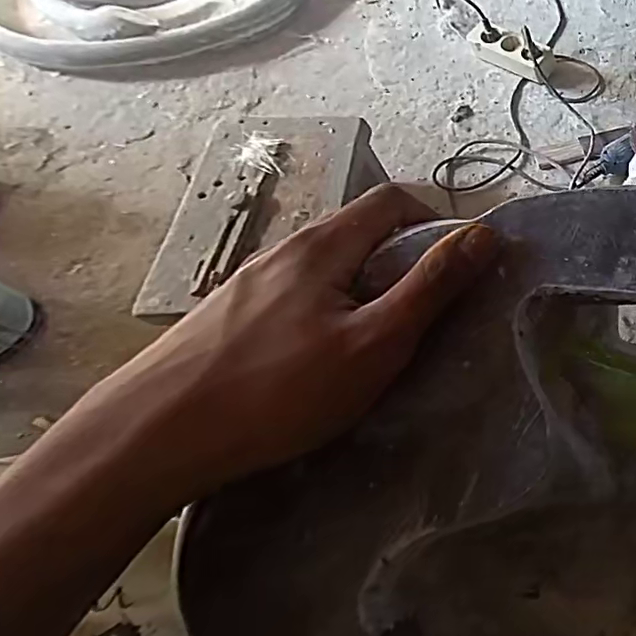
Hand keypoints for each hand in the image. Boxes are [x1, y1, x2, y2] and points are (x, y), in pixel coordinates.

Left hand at [65, 184, 495, 505]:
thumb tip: (482, 234)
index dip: (436, 222)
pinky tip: (316, 361)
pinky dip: (329, 311)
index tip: (457, 269)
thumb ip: (431, 286)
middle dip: (403, 263)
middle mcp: (286, 249)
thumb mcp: (375, 342)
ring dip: (365, 290)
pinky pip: (297, 295)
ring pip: (329, 267)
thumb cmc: (279, 391)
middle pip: (361, 233)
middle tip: (417, 320)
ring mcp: (252, 281)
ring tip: (370, 345)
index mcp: (323, 245)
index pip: (393, 200)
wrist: (152, 436)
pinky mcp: (230, 313)